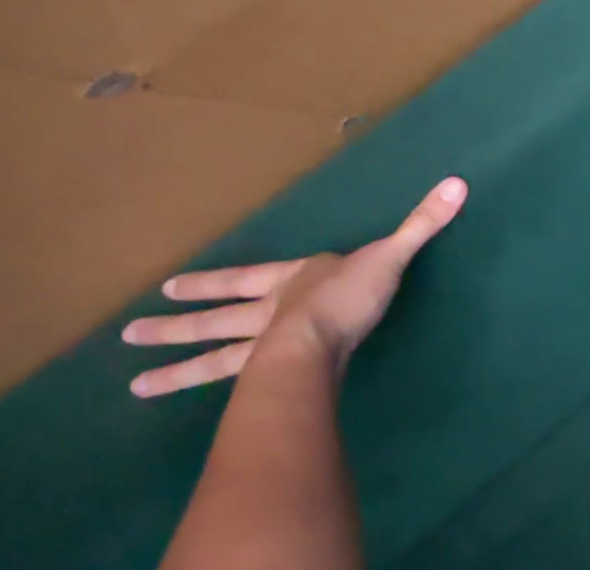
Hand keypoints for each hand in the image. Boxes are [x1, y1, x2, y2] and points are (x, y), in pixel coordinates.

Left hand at [123, 176, 467, 396]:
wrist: (318, 343)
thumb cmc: (349, 296)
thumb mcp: (392, 254)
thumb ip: (422, 223)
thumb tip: (458, 183)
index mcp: (294, 279)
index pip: (249, 277)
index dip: (215, 281)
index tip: (171, 286)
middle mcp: (270, 311)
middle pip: (219, 317)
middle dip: (179, 325)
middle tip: (131, 335)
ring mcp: (263, 347)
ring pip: (213, 357)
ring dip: (176, 370)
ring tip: (134, 386)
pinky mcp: (267, 378)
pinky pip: (232, 385)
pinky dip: (207, 393)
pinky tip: (192, 404)